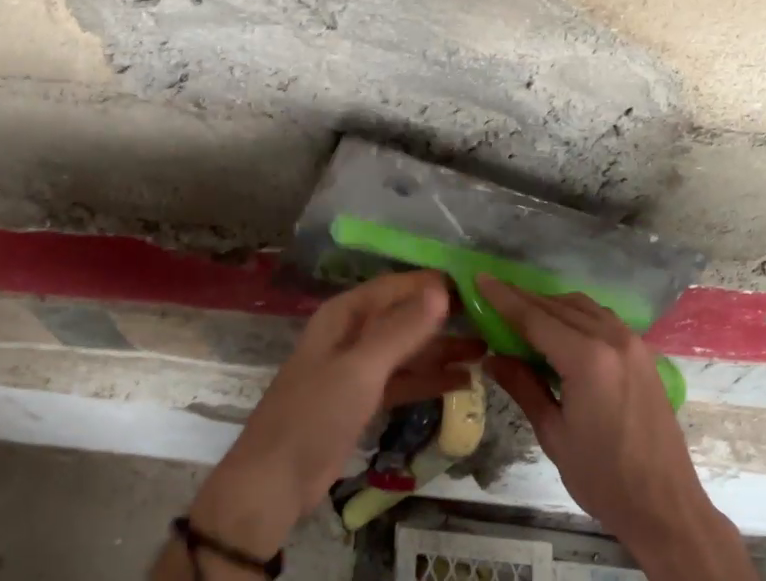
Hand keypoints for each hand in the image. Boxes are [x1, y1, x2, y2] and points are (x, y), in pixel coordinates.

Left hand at [180, 272, 483, 566]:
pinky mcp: (362, 400)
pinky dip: (429, 380)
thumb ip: (401, 330)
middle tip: (490, 321)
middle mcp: (351, 334)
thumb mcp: (361, 368)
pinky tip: (463, 382)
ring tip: (486, 350)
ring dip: (442, 350)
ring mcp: (357, 368)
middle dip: (443, 318)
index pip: (396, 287)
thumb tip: (441, 289)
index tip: (477, 287)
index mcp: (344, 315)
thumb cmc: (314, 415)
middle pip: (404, 317)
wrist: (274, 481)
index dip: (433, 284)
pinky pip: (403, 380)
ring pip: (407, 350)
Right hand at [477, 275, 754, 580]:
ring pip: (583, 307)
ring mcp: (634, 344)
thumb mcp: (554, 434)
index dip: (504, 298)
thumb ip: (523, 387)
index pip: (536, 318)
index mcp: (587, 360)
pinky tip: (560, 330)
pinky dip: (577, 315)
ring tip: (521, 313)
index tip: (480, 279)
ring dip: (551, 305)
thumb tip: (491, 358)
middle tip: (492, 296)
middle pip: (559, 307)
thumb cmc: (604, 478)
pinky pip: (603, 319)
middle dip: (524, 299)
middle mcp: (613, 340)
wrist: (666, 507)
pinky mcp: (644, 355)